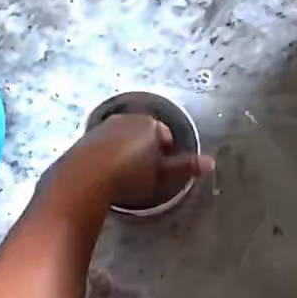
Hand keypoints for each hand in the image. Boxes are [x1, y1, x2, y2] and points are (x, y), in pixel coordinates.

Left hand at [39, 114, 214, 213]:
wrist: (86, 178)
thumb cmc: (130, 177)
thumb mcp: (163, 176)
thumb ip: (186, 167)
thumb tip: (211, 162)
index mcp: (150, 125)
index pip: (165, 135)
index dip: (165, 153)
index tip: (161, 170)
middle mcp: (127, 119)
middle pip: (143, 132)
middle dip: (146, 148)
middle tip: (145, 172)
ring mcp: (105, 126)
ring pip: (122, 137)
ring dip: (126, 150)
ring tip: (125, 174)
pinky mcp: (86, 137)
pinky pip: (104, 144)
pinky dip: (108, 154)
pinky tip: (106, 172)